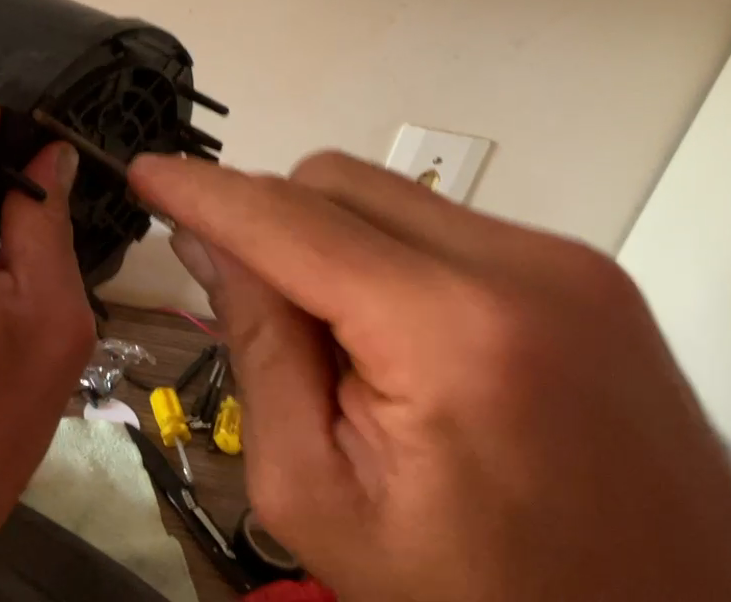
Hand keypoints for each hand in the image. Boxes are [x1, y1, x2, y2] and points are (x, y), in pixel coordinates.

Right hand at [131, 151, 730, 601]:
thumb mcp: (317, 495)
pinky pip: (438, 223)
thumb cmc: (475, 599)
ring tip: (335, 342)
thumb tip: (209, 244)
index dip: (200, 191)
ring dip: (322, 238)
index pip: (285, 221)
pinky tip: (396, 341)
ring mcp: (569, 264)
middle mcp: (523, 266)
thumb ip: (258, 350)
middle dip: (263, 220)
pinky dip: (383, 255)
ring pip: (383, 194)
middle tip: (247, 306)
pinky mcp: (590, 276)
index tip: (140, 172)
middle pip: (331, 182)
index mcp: (452, 332)